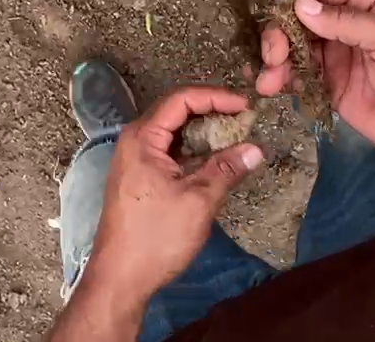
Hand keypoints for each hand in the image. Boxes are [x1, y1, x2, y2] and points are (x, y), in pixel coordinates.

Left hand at [83, 87, 265, 307]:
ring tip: (235, 134)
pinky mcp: (140, 175)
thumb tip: (255, 149)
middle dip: (211, 110)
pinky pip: (170, 149)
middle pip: (176, 110)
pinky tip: (215, 158)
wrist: (119, 278)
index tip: (244, 104)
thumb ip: (225, 169)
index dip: (214, 96)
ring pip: (174, 131)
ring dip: (203, 130)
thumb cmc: (156, 237)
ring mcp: (136, 157)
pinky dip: (193, 148)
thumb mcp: (197, 202)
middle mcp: (135, 139)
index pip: (181, 99)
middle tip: (243, 116)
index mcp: (143, 136)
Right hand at [244, 0, 374, 174]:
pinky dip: (280, 78)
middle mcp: (347, 27)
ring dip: (275, 57)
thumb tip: (300, 5)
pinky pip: (298, 76)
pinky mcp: (332, 88)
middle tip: (273, 52)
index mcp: (367, 6)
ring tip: (270, 77)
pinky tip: (269, 87)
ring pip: (293, 47)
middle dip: (277, 30)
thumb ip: (346, 22)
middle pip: (298, 17)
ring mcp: (338, 58)